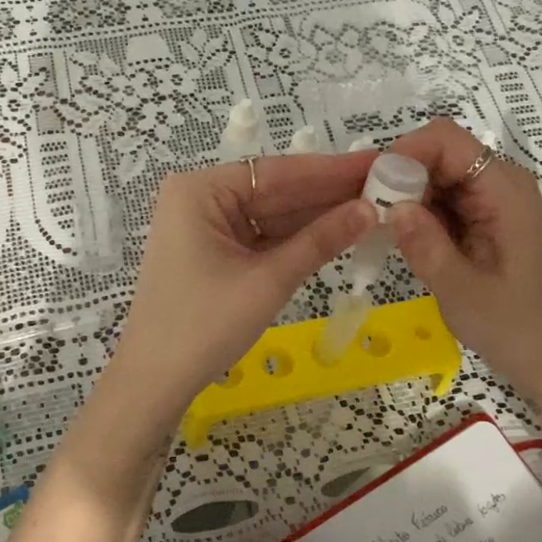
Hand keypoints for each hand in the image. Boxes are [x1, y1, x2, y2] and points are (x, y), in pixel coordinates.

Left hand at [107, 152, 376, 418]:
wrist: (155, 380)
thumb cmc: (205, 325)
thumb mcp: (268, 280)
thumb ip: (320, 241)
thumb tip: (370, 210)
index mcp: (200, 190)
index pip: (277, 172)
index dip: (331, 169)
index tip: (378, 160)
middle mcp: (199, 198)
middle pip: (274, 190)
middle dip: (327, 193)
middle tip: (386, 185)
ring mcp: (204, 226)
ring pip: (270, 214)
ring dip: (317, 216)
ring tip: (374, 206)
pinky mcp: (212, 252)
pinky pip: (260, 236)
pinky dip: (296, 238)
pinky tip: (338, 231)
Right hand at [383, 119, 541, 397]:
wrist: (541, 353)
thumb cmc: (509, 325)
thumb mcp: (461, 291)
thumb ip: (426, 246)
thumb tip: (390, 207)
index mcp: (504, 191)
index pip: (447, 141)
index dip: (406, 153)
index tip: (373, 190)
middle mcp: (498, 182)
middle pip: (436, 152)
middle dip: (399, 176)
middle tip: (370, 215)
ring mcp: (488, 197)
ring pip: (431, 172)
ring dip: (403, 194)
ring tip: (381, 230)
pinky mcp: (478, 214)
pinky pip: (437, 195)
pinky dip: (414, 210)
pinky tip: (399, 236)